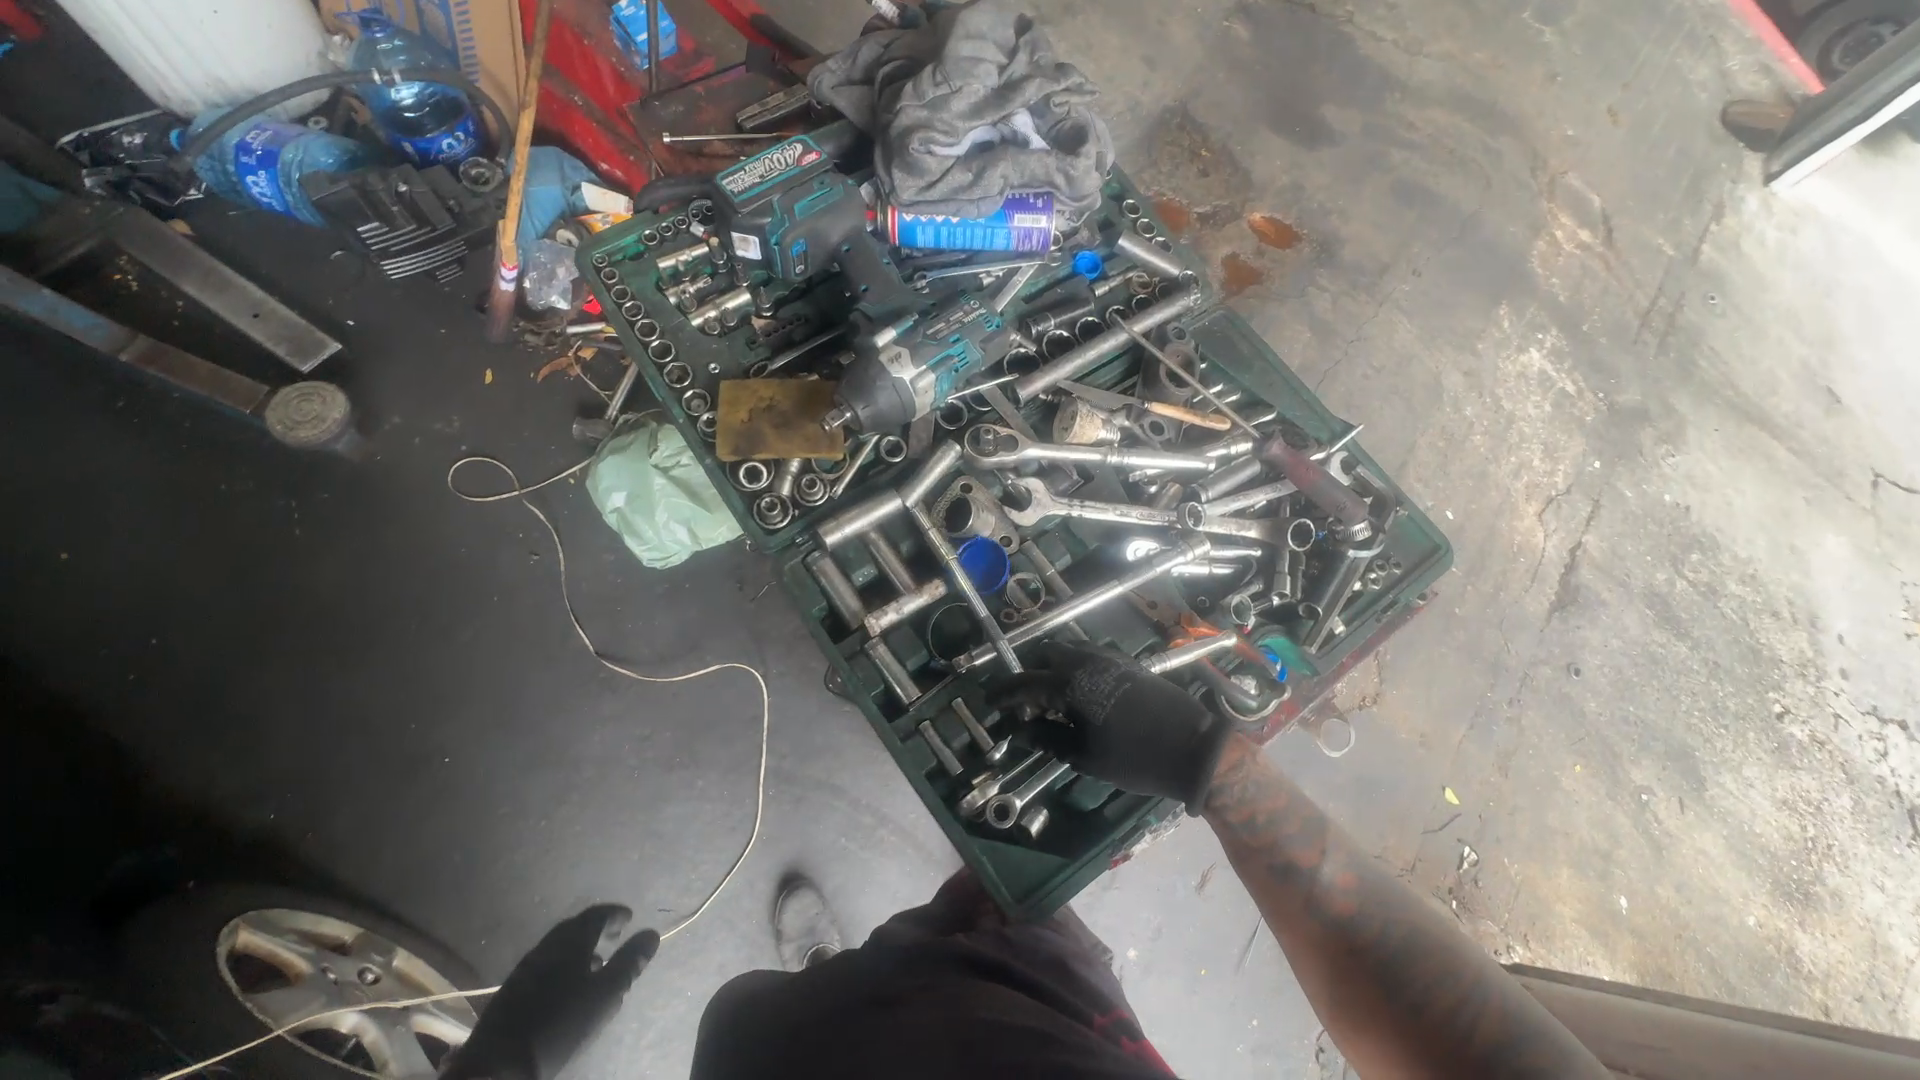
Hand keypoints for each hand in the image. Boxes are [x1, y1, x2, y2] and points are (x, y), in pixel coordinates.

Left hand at [440, 905, 657, 1079]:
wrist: (500, 1064)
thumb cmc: (561, 1024)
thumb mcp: (605, 995)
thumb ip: (629, 963)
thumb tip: (651, 934)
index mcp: (570, 943)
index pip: (596, 915)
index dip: (615, 914)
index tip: (630, 918)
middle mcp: (546, 948)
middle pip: (575, 928)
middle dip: (597, 929)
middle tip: (615, 937)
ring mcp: (525, 969)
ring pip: (558, 947)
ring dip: (580, 949)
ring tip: (596, 964)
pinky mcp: (512, 991)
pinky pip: (545, 965)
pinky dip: (563, 965)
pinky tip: (568, 987)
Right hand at [989, 641, 1235, 807]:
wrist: (1195, 749)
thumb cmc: (1136, 758)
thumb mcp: (1085, 757)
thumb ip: (1048, 739)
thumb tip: (1020, 731)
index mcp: (1072, 683)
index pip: (1025, 682)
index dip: (1004, 693)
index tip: (989, 702)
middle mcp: (1088, 662)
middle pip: (1046, 654)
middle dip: (1030, 675)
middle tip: (1027, 706)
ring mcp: (1111, 659)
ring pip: (1070, 652)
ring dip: (1054, 670)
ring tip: (1054, 703)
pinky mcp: (1129, 665)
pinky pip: (1091, 657)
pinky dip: (1076, 671)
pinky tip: (1082, 699)